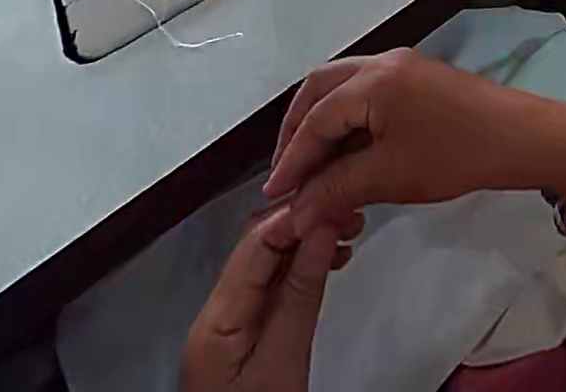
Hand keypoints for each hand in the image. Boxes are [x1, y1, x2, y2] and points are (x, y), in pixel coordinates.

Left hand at [181, 206, 347, 391]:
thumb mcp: (283, 364)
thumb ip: (301, 292)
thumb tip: (322, 227)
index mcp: (217, 318)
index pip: (255, 244)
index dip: (294, 216)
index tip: (336, 201)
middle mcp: (219, 312)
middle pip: (260, 247)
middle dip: (304, 222)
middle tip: (349, 212)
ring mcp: (232, 323)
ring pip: (270, 262)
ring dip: (308, 240)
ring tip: (348, 230)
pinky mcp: (248, 335)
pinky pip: (276, 284)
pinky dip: (305, 265)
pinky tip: (331, 258)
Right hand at [262, 49, 565, 234]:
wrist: (516, 137)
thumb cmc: (453, 155)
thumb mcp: (389, 175)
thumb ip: (336, 188)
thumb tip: (297, 210)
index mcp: (371, 80)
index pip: (316, 119)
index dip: (292, 159)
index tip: (274, 194)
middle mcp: (380, 61)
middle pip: (320, 87)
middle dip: (298, 128)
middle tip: (287, 169)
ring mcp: (399, 64)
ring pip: (342, 85)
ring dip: (321, 120)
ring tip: (311, 161)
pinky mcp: (414, 75)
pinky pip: (366, 90)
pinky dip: (348, 116)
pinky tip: (346, 147)